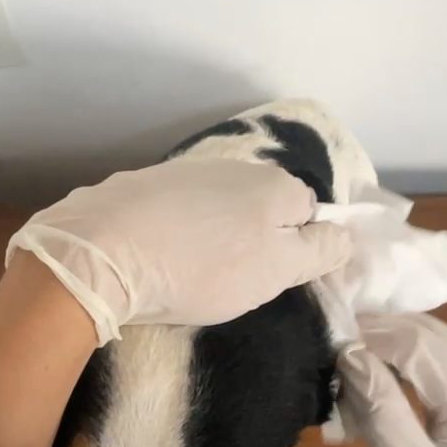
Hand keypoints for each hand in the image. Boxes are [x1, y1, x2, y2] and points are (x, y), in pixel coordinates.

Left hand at [7, 158, 350, 342]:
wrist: (100, 253)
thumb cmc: (200, 269)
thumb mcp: (274, 270)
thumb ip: (317, 251)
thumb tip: (346, 235)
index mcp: (271, 185)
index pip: (306, 208)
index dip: (294, 244)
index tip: (269, 276)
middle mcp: (228, 167)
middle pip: (255, 204)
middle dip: (249, 237)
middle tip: (227, 279)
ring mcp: (177, 172)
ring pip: (210, 206)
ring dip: (207, 232)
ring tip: (185, 270)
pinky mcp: (134, 186)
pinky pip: (166, 210)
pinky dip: (166, 229)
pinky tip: (149, 254)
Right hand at [336, 313, 446, 446]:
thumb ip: (381, 410)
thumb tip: (348, 355)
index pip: (414, 341)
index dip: (365, 335)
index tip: (324, 343)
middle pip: (425, 332)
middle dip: (373, 337)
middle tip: (328, 356)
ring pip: (434, 338)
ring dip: (389, 347)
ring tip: (349, 369)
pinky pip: (445, 354)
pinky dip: (409, 359)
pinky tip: (383, 378)